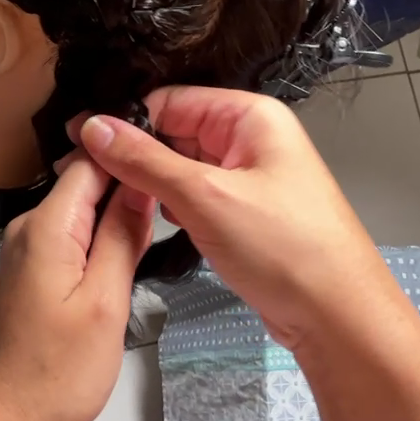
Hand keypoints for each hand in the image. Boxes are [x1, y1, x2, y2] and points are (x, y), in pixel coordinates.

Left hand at [0, 155, 153, 420]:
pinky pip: (67, 238)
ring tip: (159, 232)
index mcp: (46, 227)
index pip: (90, 162)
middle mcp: (28, 227)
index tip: (170, 166)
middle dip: (127, 189)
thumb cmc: (58, 370)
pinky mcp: (28, 272)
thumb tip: (141, 184)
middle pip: (84, 185)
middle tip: (176, 206)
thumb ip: (122, 237)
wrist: (3, 417)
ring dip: (114, 218)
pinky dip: (96, 242)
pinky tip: (123, 259)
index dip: (130, 157)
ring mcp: (24, 250)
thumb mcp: (105, 303)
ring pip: (78, 213)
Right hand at [76, 86, 383, 343]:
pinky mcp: (241, 211)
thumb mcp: (204, 197)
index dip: (126, 120)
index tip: (81, 141)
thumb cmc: (285, 249)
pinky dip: (170, 205)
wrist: (338, 319)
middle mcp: (249, 138)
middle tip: (91, 177)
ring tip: (119, 199)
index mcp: (250, 116)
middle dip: (135, 154)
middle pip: (173, 131)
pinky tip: (155, 220)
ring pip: (180, 166)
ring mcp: (246, 177)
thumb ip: (144, 160)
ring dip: (151, 182)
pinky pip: (193, 194)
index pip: (170, 101)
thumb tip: (93, 127)